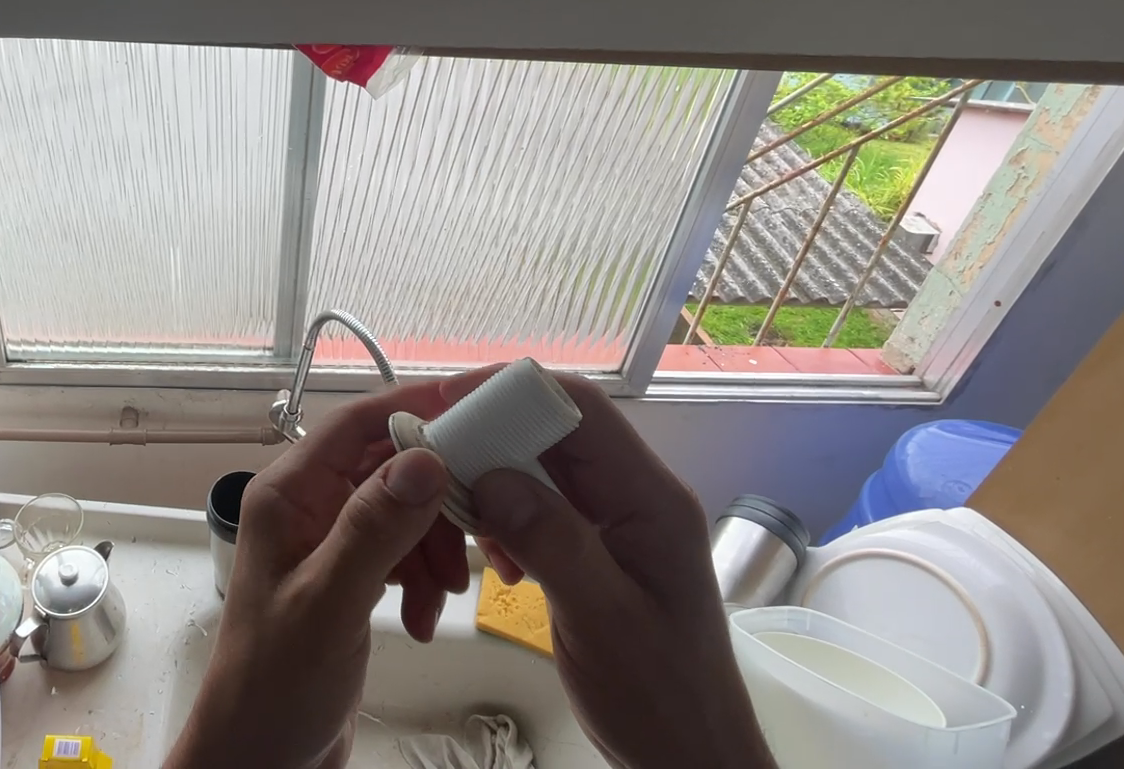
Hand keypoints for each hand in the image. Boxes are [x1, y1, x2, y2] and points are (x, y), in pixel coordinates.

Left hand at [164, 371, 494, 768]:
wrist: (261, 755)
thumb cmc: (277, 681)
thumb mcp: (329, 601)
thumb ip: (375, 528)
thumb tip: (425, 457)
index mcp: (287, 492)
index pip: (352, 424)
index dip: (410, 409)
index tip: (471, 411)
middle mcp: (307, 503)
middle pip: (385, 465)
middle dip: (433, 497)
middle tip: (475, 533)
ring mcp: (328, 537)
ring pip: (400, 508)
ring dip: (432, 545)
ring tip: (443, 595)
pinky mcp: (349, 571)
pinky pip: (399, 548)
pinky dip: (421, 575)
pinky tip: (423, 618)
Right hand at [472, 372, 773, 768]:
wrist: (690, 759)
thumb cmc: (659, 697)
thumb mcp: (605, 621)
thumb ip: (554, 543)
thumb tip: (491, 477)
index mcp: (649, 497)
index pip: (578, 407)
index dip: (511, 390)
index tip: (446, 402)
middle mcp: (631, 492)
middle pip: (549, 429)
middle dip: (488, 434)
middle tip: (433, 456)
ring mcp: (610, 516)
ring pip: (534, 464)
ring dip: (490, 480)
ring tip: (460, 516)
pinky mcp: (588, 541)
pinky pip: (532, 502)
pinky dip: (500, 516)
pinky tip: (494, 558)